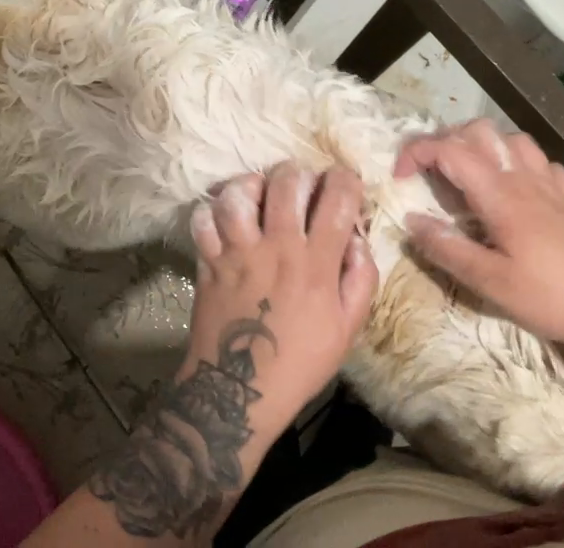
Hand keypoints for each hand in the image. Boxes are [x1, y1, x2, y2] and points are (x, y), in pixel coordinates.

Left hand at [185, 163, 378, 422]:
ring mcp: (238, 252)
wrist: (237, 390)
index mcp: (315, 264)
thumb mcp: (347, 329)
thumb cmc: (299, 361)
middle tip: (302, 186)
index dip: (346, 181)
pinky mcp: (208, 260)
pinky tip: (225, 218)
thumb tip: (358, 238)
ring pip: (239, 193)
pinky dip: (212, 209)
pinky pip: (202, 218)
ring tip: (259, 195)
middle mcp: (276, 248)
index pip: (337, 201)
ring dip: (252, 184)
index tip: (345, 184)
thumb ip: (360, 280)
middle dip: (299, 173)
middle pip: (287, 183)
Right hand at [399, 120, 563, 351]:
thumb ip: (447, 249)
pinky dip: (517, 163)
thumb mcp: (490, 283)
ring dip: (481, 145)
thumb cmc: (554, 299)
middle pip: (478, 131)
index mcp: (499, 194)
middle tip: (427, 174)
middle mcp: (523, 179)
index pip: (449, 149)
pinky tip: (514, 188)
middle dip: (443, 141)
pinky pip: (540, 162)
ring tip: (465, 176)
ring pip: (511, 139)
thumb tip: (411, 220)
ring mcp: (550, 187)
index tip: (399, 177)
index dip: (416, 153)